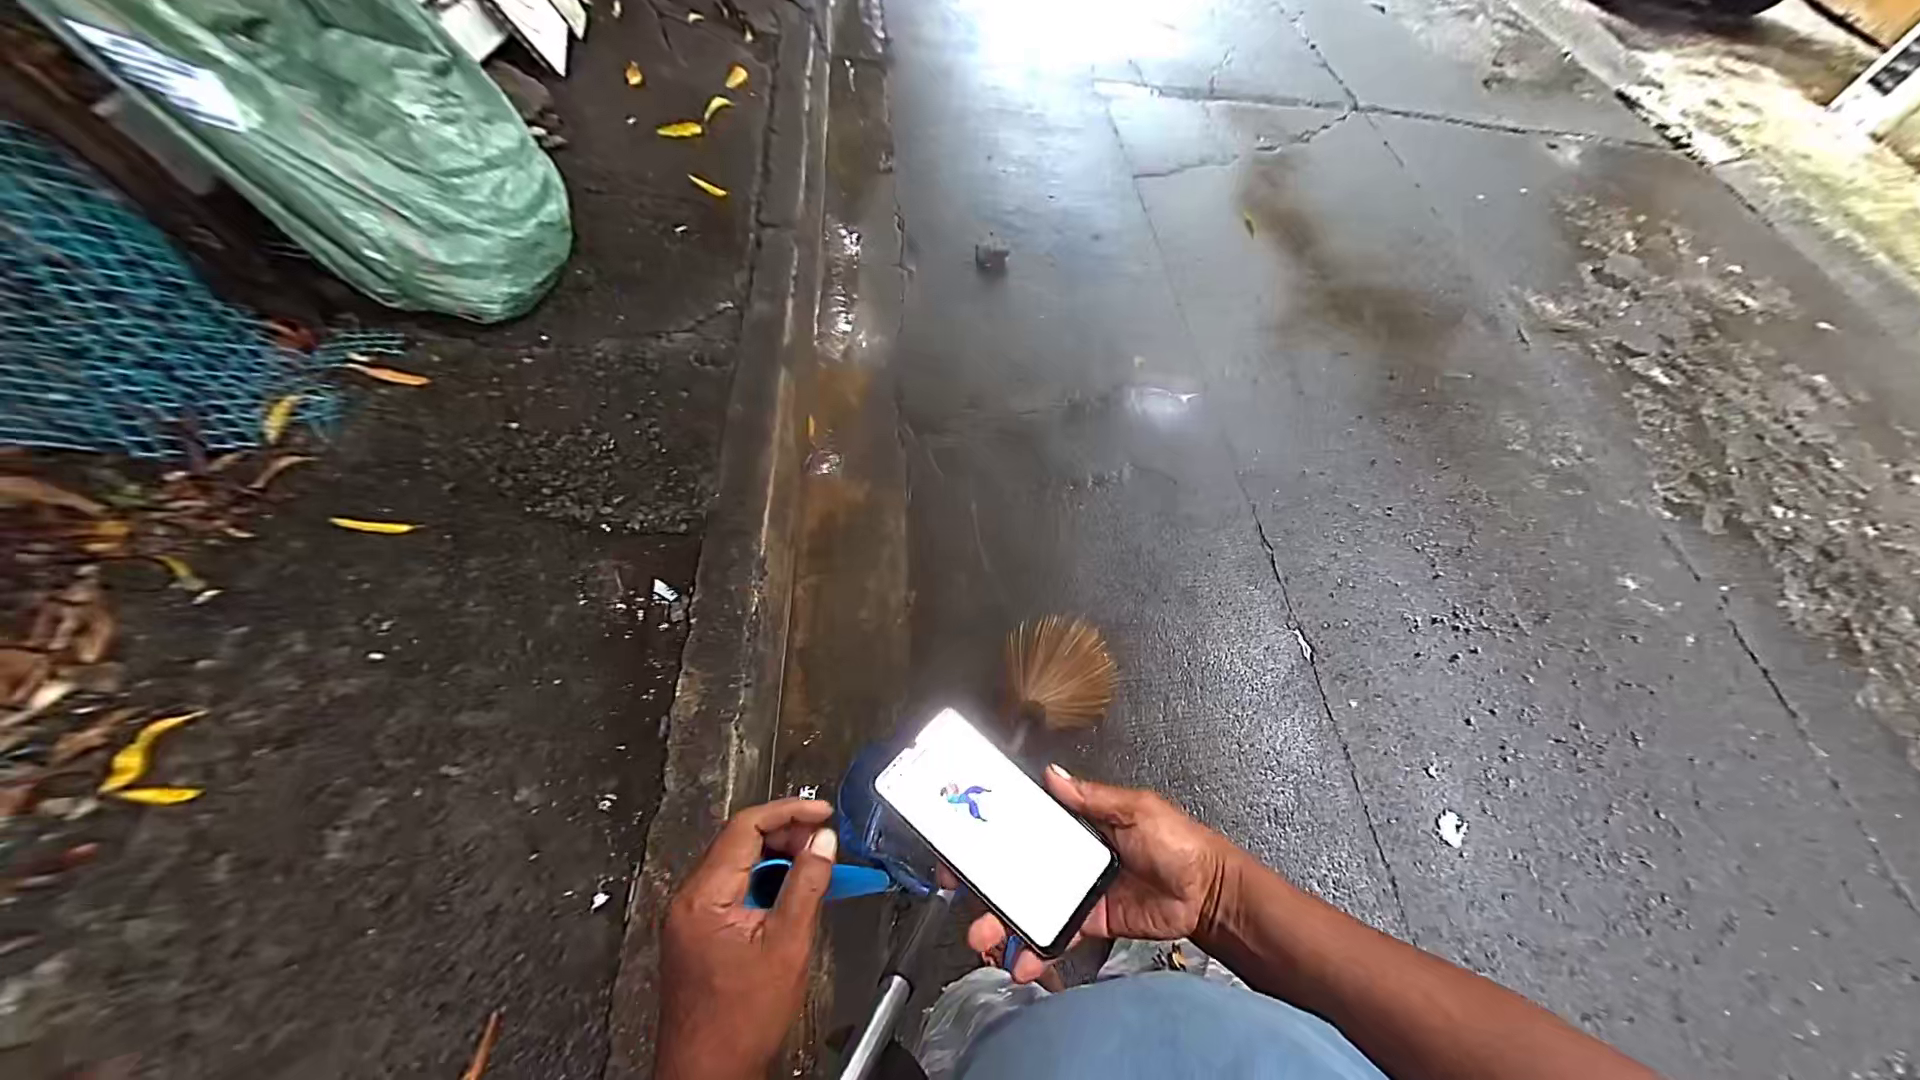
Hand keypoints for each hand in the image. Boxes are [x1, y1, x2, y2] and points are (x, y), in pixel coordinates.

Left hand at [656, 798, 838, 1079]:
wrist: (708, 1078)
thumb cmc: (737, 1026)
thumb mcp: (787, 945)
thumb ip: (807, 884)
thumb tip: (823, 842)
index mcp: (704, 897)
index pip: (746, 826)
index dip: (789, 812)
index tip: (821, 813)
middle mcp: (691, 899)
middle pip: (743, 840)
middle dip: (788, 835)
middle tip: (824, 843)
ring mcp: (694, 914)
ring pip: (742, 862)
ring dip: (781, 858)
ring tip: (815, 868)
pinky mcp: (702, 928)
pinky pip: (739, 886)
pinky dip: (769, 881)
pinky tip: (794, 894)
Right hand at [967, 766, 1235, 983]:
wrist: (1208, 892)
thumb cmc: (1178, 840)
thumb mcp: (1135, 808)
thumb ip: (1092, 797)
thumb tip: (1055, 775)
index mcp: (1078, 822)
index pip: (1028, 822)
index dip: (995, 829)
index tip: (966, 836)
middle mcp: (1072, 854)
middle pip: (1019, 865)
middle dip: (987, 879)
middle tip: (959, 887)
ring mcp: (1078, 889)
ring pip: (1031, 903)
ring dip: (1004, 919)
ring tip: (984, 933)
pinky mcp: (1091, 920)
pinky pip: (1058, 932)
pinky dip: (1039, 948)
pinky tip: (1023, 958)